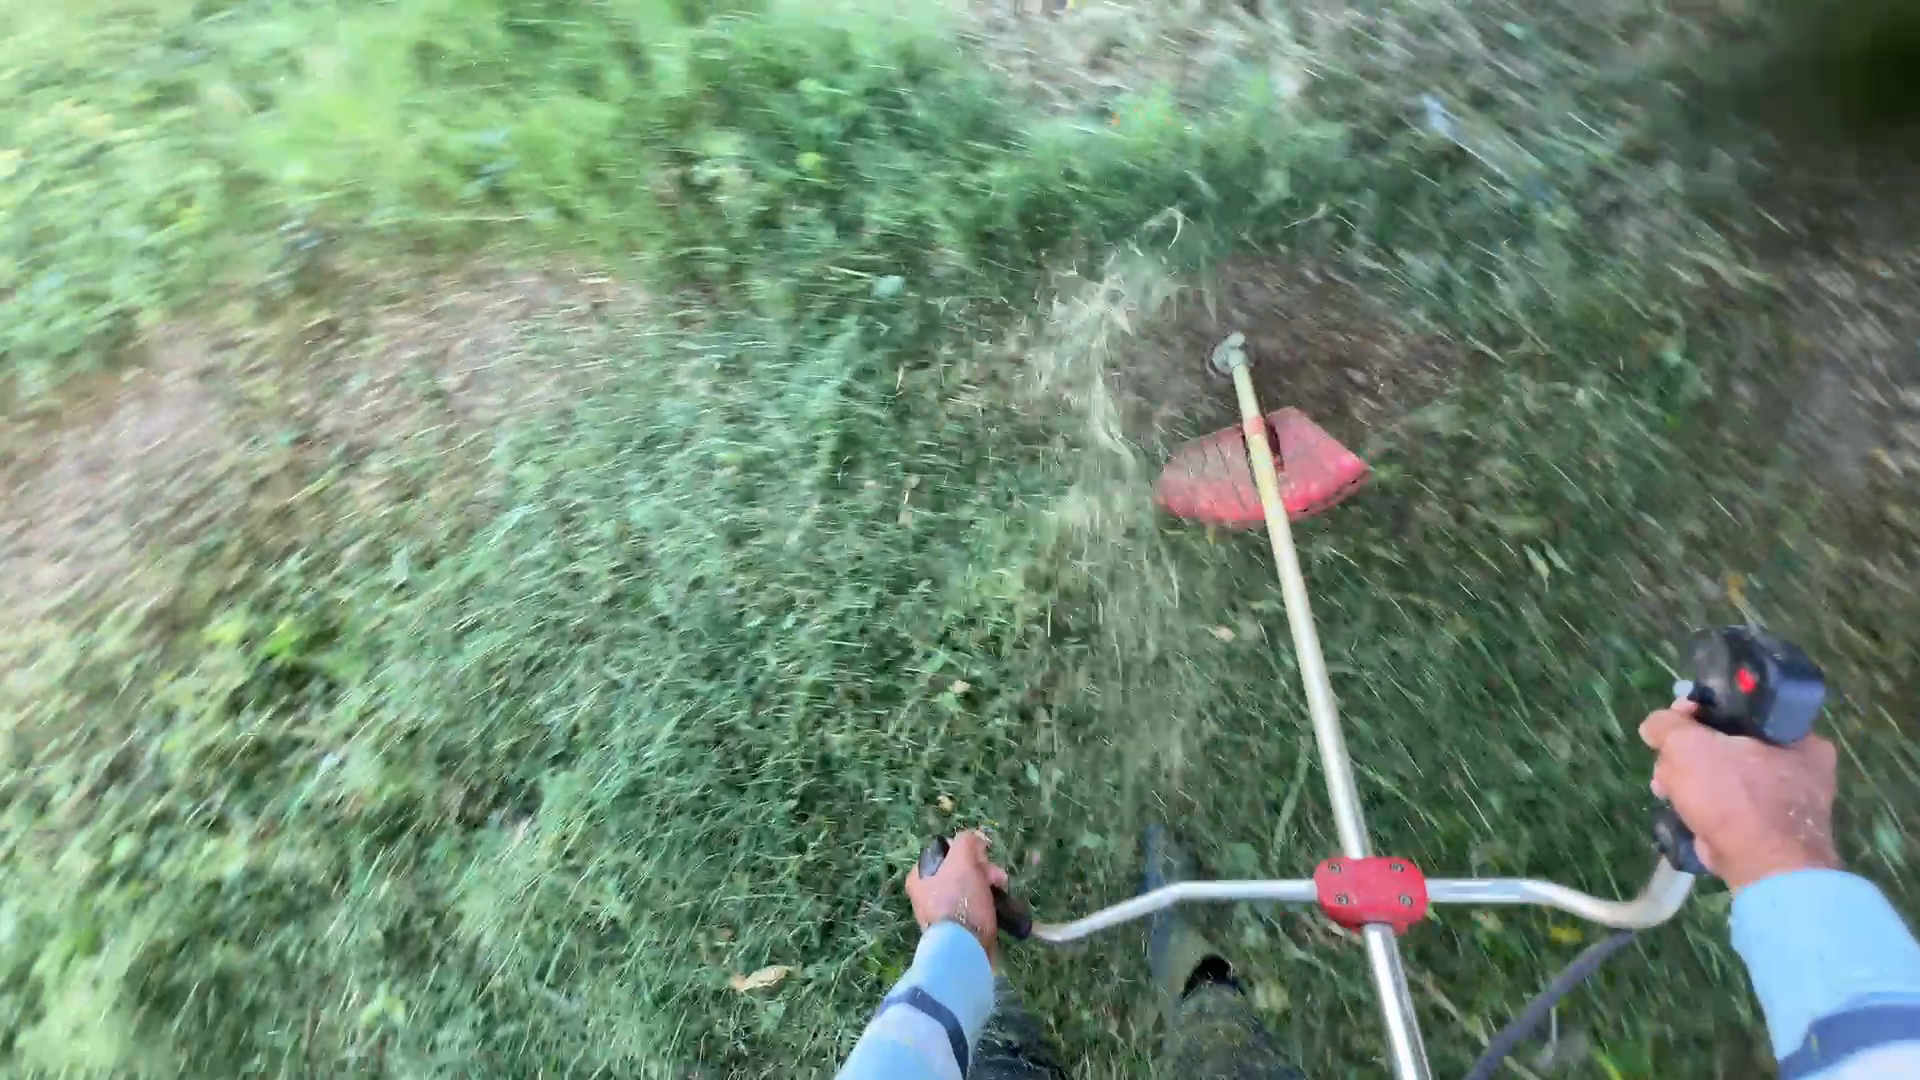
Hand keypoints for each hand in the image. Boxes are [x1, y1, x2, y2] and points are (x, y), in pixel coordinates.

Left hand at [906, 830, 1009, 960]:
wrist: (964, 949)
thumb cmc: (960, 899)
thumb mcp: (962, 859)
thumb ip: (966, 841)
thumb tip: (975, 839)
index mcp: (919, 875)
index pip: (947, 850)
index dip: (968, 851)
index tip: (983, 859)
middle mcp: (926, 892)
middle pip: (960, 868)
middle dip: (983, 869)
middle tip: (997, 878)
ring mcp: (940, 911)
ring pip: (969, 886)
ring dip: (988, 884)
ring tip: (1003, 892)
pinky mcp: (956, 928)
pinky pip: (973, 906)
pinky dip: (986, 903)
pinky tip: (998, 906)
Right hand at [1641, 701, 1841, 890]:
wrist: (1761, 863)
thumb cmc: (1732, 795)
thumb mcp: (1687, 743)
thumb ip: (1666, 722)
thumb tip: (1657, 727)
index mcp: (1796, 738)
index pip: (1736, 709)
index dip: (1696, 711)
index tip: (1673, 722)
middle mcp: (1798, 764)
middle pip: (1719, 742)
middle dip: (1682, 754)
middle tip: (1668, 765)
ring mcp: (1785, 796)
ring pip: (1715, 770)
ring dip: (1683, 778)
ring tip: (1669, 791)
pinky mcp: (1768, 821)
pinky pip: (1722, 796)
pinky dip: (1699, 800)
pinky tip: (1683, 806)